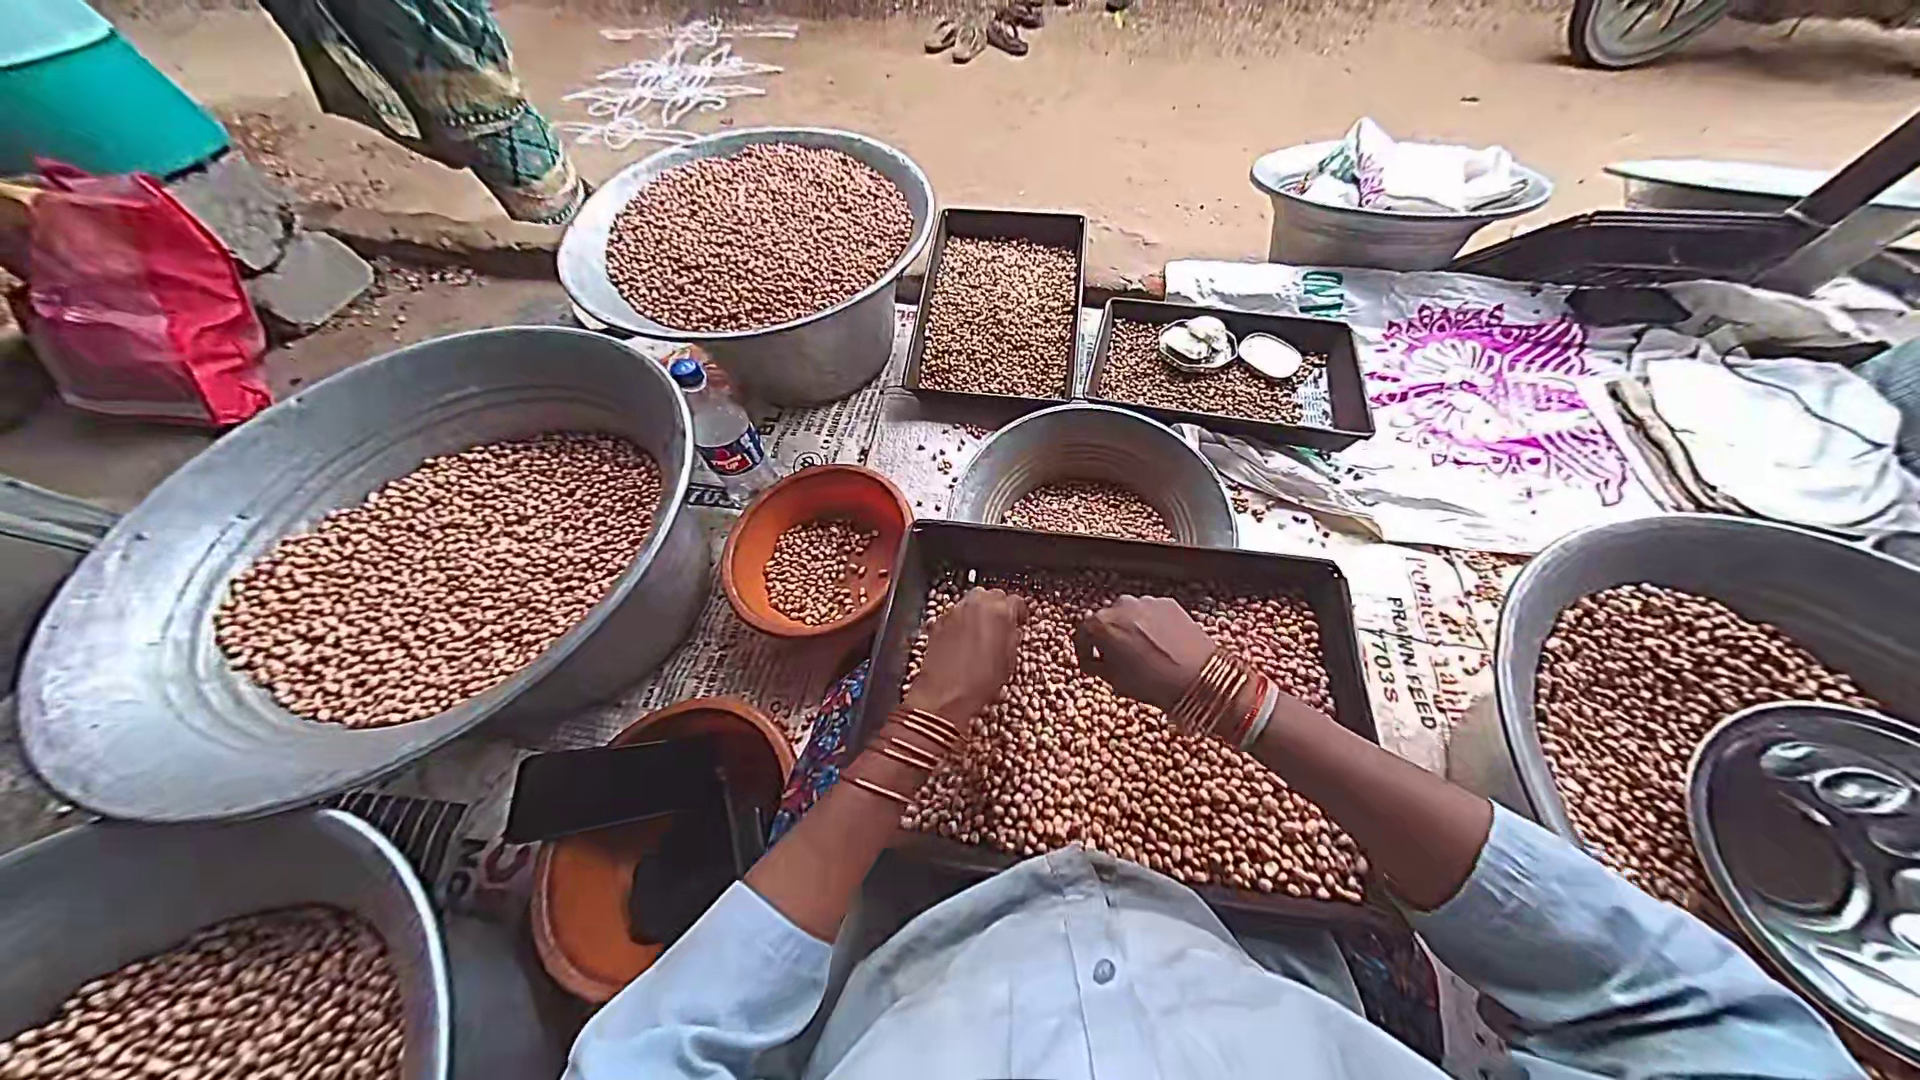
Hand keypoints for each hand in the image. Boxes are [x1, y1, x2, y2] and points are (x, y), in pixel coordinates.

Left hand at [901, 587, 1028, 730]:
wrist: (945, 693)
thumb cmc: (980, 681)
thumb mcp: (1009, 661)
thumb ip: (1013, 637)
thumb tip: (1013, 630)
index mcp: (1000, 612)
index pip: (1016, 601)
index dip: (1019, 612)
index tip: (1019, 621)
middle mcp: (977, 604)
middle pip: (993, 595)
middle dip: (999, 607)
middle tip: (1001, 624)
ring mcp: (955, 611)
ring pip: (972, 601)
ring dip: (979, 611)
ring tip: (982, 631)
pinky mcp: (939, 621)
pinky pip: (955, 614)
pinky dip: (962, 621)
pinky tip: (963, 639)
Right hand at [1075, 595, 1214, 710]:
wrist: (1197, 677)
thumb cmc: (1153, 682)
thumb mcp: (1114, 681)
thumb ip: (1098, 665)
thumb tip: (1096, 661)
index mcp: (1100, 624)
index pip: (1082, 633)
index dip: (1084, 650)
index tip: (1090, 661)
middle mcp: (1120, 606)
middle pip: (1106, 620)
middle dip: (1109, 637)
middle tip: (1117, 658)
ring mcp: (1146, 602)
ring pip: (1130, 614)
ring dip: (1131, 629)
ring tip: (1142, 652)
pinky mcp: (1167, 603)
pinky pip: (1152, 612)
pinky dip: (1152, 625)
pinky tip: (1160, 644)